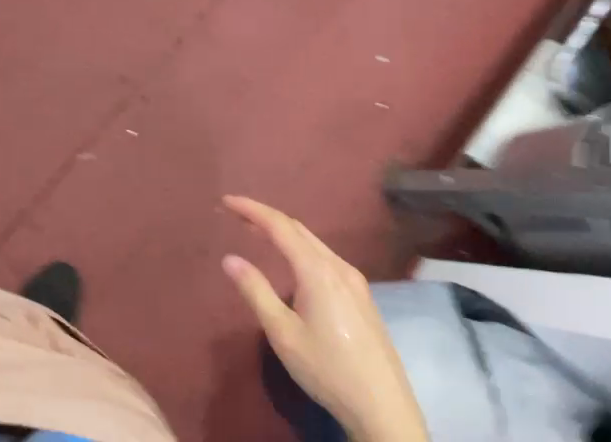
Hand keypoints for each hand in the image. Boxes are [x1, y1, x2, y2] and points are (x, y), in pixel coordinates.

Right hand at [219, 196, 426, 441]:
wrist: (383, 408)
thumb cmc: (327, 369)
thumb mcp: (282, 333)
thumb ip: (256, 291)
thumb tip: (230, 258)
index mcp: (317, 271)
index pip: (279, 226)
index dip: (251, 209)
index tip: (226, 202)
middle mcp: (339, 267)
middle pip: (298, 230)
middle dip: (266, 217)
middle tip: (237, 215)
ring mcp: (356, 282)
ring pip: (314, 244)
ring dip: (285, 233)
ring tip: (258, 234)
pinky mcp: (363, 298)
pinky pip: (326, 258)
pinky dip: (302, 248)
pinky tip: (293, 264)